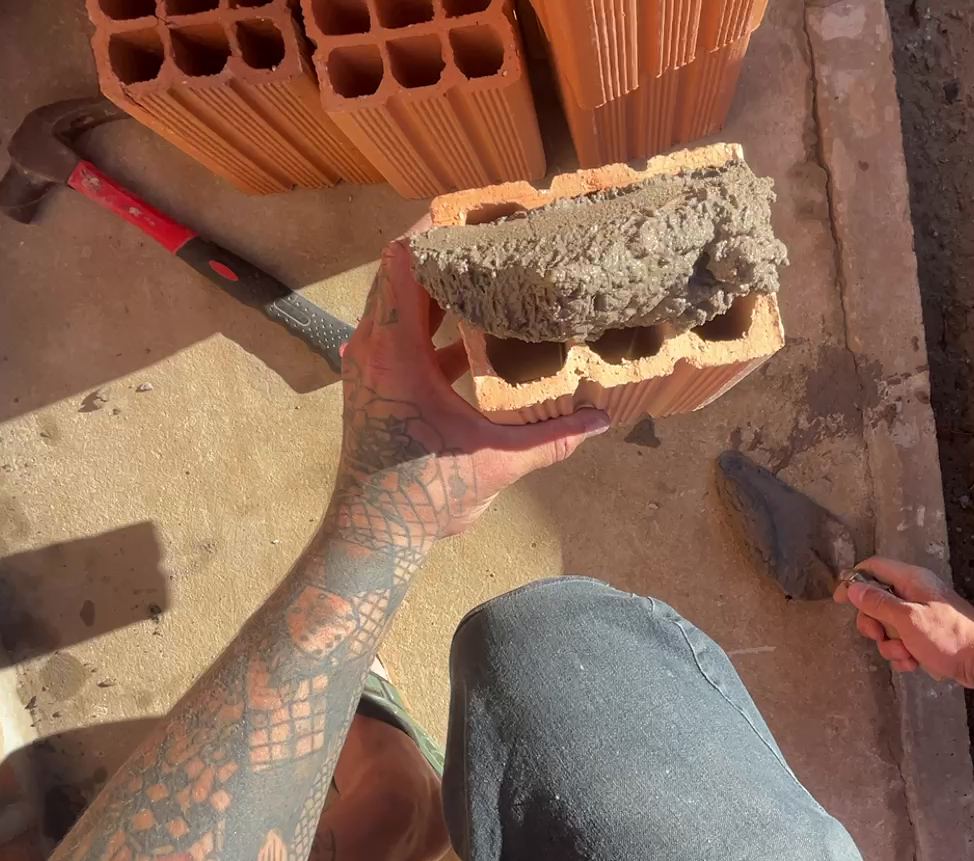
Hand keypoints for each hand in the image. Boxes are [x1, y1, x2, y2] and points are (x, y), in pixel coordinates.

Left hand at [336, 237, 608, 537]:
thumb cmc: (425, 494)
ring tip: (488, 278)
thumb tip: (604, 422)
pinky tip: (475, 335)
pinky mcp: (375, 385)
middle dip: (444, 255)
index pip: (403, 261)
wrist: (374, 533)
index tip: (475, 214)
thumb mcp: (498, 463)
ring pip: (399, 305)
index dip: (434, 229)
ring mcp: (369, 367)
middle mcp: (373, 348)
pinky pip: (401, 336)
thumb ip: (553, 438)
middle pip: (401, 274)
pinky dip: (433, 326)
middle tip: (493, 240)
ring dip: (438, 291)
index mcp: (396, 351)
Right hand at [834, 557, 973, 683]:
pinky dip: (902, 653)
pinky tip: (914, 663)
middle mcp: (914, 593)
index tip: (839, 600)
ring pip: (887, 626)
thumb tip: (853, 587)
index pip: (873, 567)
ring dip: (890, 644)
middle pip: (876, 601)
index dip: (853, 580)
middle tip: (878, 636)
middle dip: (873, 623)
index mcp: (911, 580)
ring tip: (906, 655)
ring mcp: (920, 615)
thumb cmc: (948, 636)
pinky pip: (901, 641)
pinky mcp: (925, 635)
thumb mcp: (907, 619)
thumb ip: (878, 602)